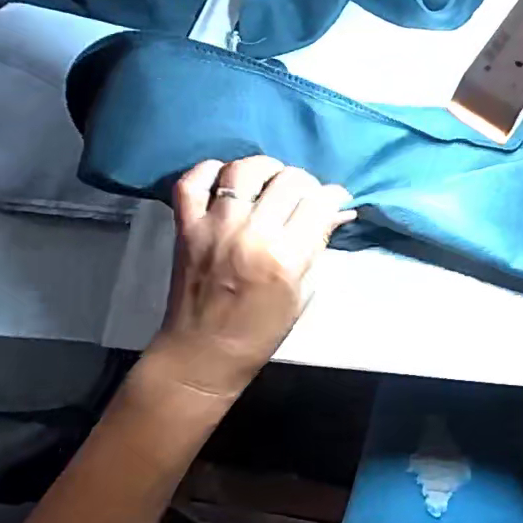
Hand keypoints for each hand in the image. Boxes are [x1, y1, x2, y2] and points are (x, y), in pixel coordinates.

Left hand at [146, 156, 353, 400]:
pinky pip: (193, 181)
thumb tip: (336, 211)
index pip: (318, 203)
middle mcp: (251, 234)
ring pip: (244, 170)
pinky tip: (226, 179)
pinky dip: (210, 171)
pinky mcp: (185, 226)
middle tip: (304, 195)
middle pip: (288, 180)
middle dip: (305, 183)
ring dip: (265, 169)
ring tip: (270, 181)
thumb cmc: (260, 332)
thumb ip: (317, 246)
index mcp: (284, 258)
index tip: (334, 199)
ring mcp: (214, 227)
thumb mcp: (301, 294)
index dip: (333, 195)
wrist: (202, 354)